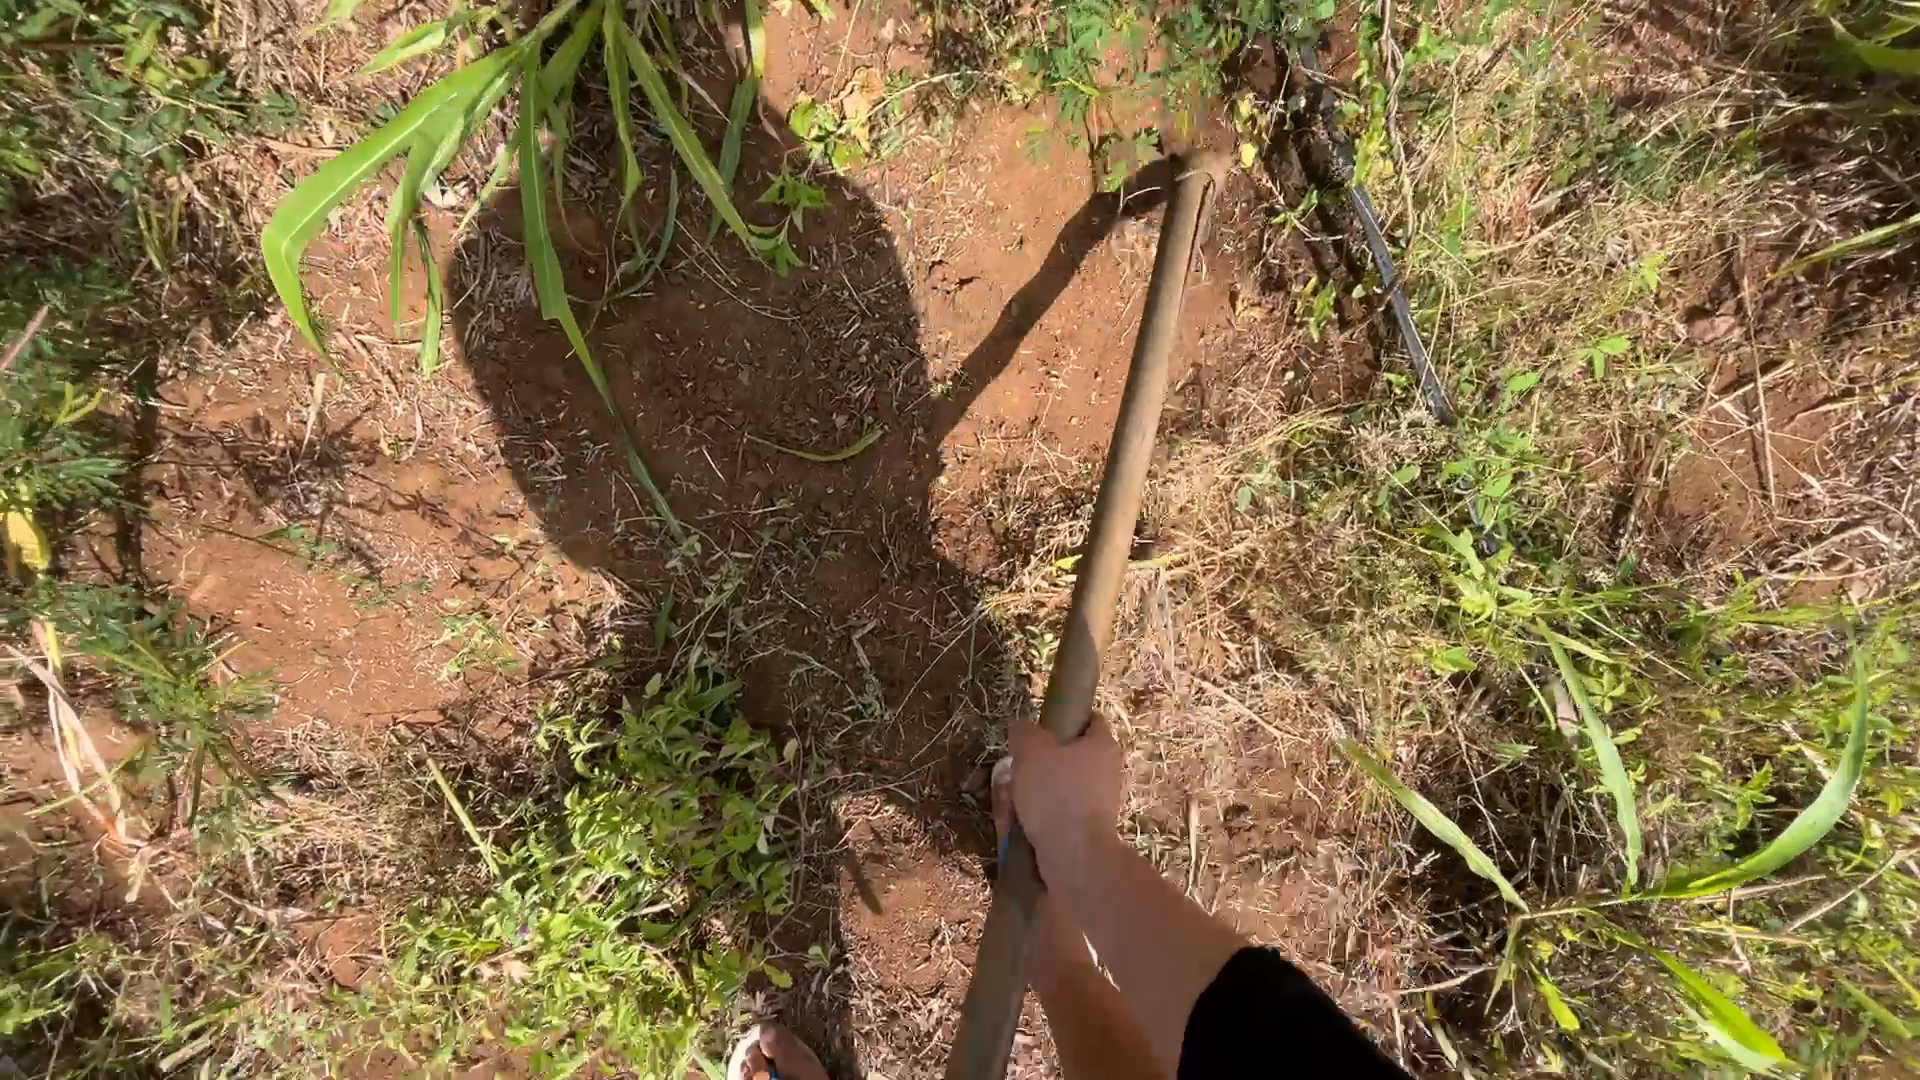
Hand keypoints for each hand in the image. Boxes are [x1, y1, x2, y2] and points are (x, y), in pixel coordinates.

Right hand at [1009, 711, 1122, 868]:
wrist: (1075, 856)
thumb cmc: (1056, 793)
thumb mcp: (1031, 751)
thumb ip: (1025, 733)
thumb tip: (1023, 730)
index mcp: (1102, 745)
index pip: (1090, 719)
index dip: (1066, 717)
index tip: (1041, 727)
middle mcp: (1109, 770)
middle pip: (1075, 754)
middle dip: (1047, 758)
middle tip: (1022, 763)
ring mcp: (1102, 801)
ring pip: (1066, 784)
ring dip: (1043, 788)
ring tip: (1017, 796)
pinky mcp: (1092, 827)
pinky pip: (1064, 810)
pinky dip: (1046, 813)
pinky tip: (1026, 819)